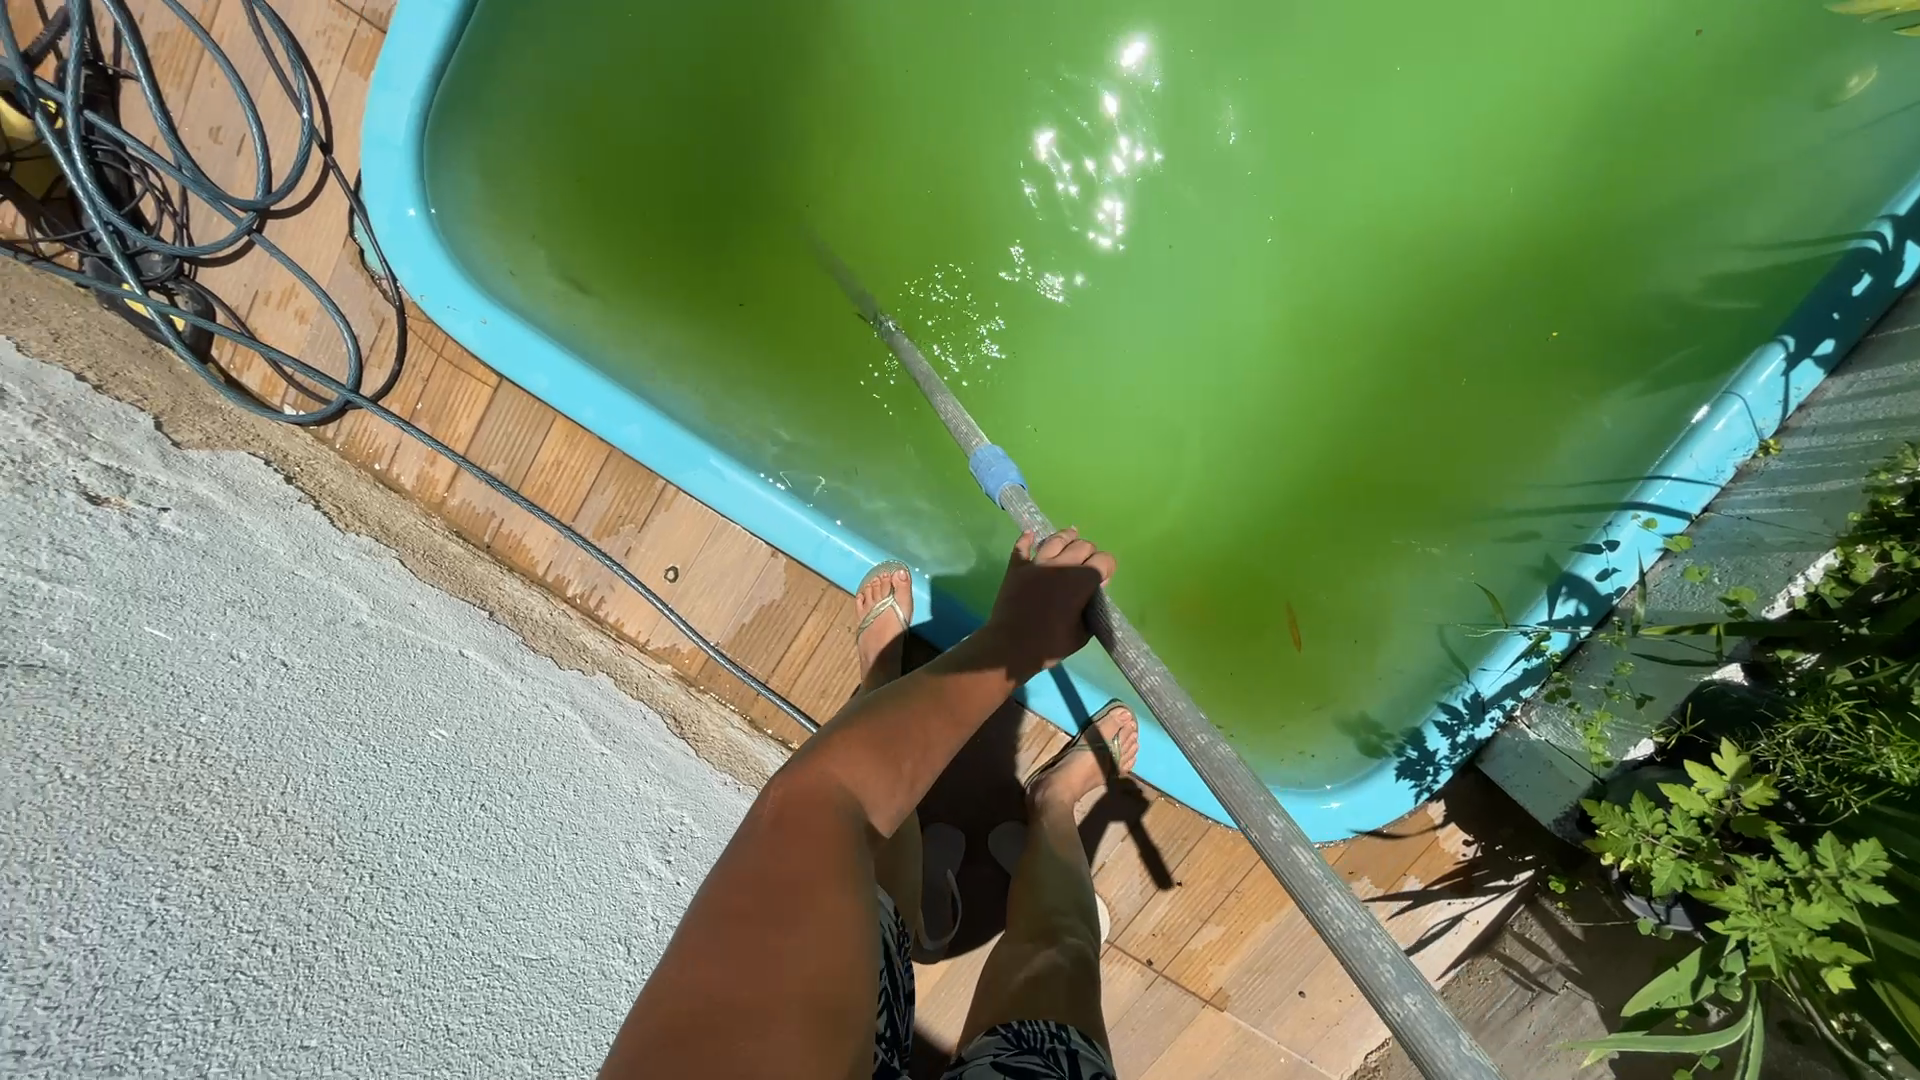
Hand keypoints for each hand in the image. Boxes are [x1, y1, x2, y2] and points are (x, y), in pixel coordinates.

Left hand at [983, 527, 1115, 673]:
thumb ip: (1092, 610)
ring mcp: (1037, 563)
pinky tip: (1030, 534)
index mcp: (1082, 580)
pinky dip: (1026, 539)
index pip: (1104, 560)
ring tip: (1071, 534)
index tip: (1104, 575)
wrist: (1012, 645)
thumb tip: (1094, 592)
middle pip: (1082, 545)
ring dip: (1066, 536)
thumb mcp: (1082, 632)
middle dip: (1090, 552)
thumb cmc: (1051, 644)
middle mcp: (1061, 565)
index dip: (1107, 566)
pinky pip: (1021, 547)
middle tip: (1088, 562)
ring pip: (1055, 539)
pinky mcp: (1016, 568)